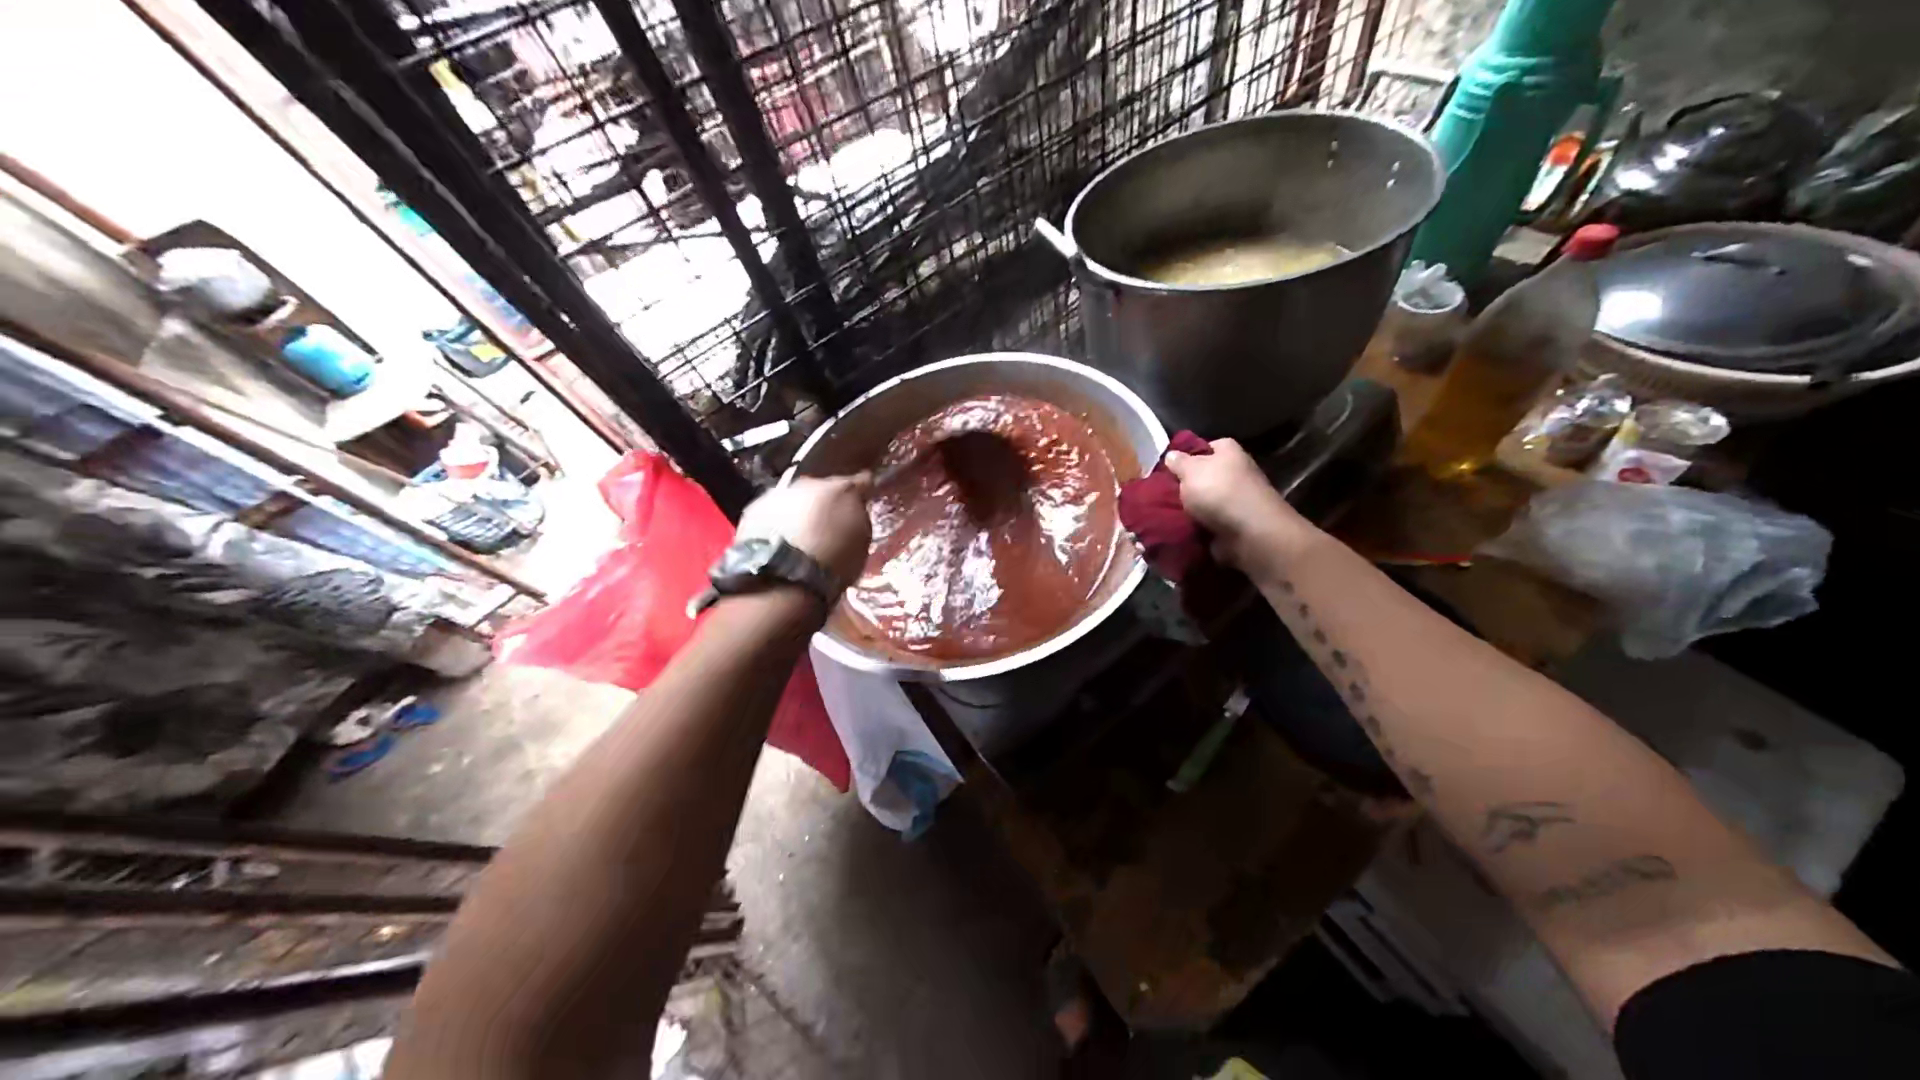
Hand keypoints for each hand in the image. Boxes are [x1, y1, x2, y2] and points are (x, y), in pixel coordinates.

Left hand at [735, 473, 873, 589]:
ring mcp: (779, 494)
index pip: (860, 482)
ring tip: (799, 534)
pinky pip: (771, 511)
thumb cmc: (832, 563)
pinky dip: (776, 521)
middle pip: (822, 488)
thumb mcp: (861, 542)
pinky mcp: (753, 509)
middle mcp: (810, 483)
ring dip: (798, 511)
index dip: (862, 490)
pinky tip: (778, 539)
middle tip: (827, 523)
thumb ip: (857, 518)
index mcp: (842, 490)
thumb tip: (855, 509)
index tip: (864, 498)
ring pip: (794, 498)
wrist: (783, 577)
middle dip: (825, 502)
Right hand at [1162, 439, 1311, 572]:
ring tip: (1164, 512)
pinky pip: (1208, 522)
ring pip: (1204, 500)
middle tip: (1161, 491)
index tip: (1170, 466)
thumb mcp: (1191, 470)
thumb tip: (1172, 455)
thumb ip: (1179, 462)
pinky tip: (1178, 527)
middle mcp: (1236, 472)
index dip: (1188, 455)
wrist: (1248, 532)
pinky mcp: (1234, 523)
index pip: (1208, 447)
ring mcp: (1236, 499)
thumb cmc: (1219, 491)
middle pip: (1205, 475)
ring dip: (1188, 508)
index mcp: (1229, 452)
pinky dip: (1195, 526)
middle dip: (1185, 484)